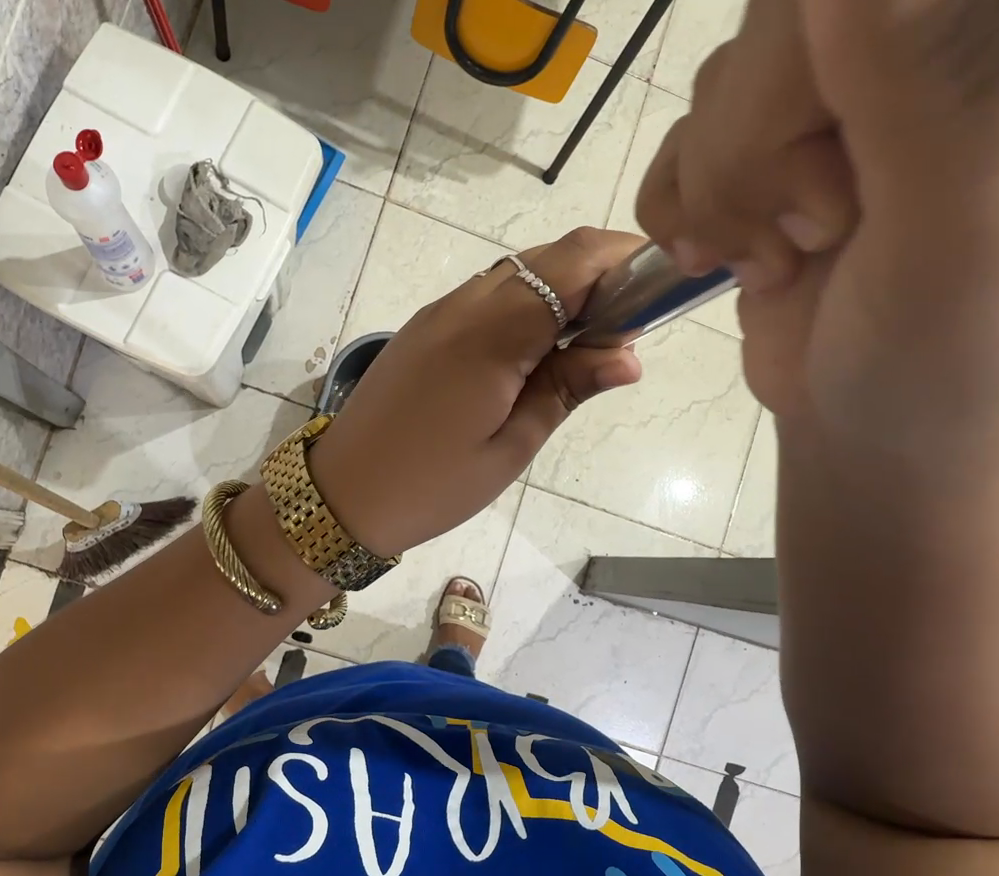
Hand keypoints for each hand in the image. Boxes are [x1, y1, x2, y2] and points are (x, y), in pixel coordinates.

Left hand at [305, 228, 644, 556]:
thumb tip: (629, 355)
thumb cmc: (432, 486)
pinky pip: (486, 294)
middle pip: (547, 256)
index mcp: (493, 334)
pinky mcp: (423, 328)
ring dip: (560, 288)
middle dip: (598, 273)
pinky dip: (524, 303)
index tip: (659, 291)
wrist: (339, 495)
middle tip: (625, 329)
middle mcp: (464, 305)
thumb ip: (569, 389)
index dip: (624, 261)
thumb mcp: (510, 447)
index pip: (574, 263)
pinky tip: (537, 349)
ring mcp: (439, 313)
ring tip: (586, 343)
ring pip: (515, 272)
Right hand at [661, 0, 998, 476]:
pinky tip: (728, 256)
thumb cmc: (963, 364)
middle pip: (803, 9)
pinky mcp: (778, 157)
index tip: (851, 140)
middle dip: (773, 132)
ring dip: (728, 185)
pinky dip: (683, 202)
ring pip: (734, 69)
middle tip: (818, 226)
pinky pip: (688, 129)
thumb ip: (927, 80)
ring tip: (783, 261)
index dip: (861, 37)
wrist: (880, 452)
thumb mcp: (973, 229)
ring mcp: (859, 98)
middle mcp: (964, 40)